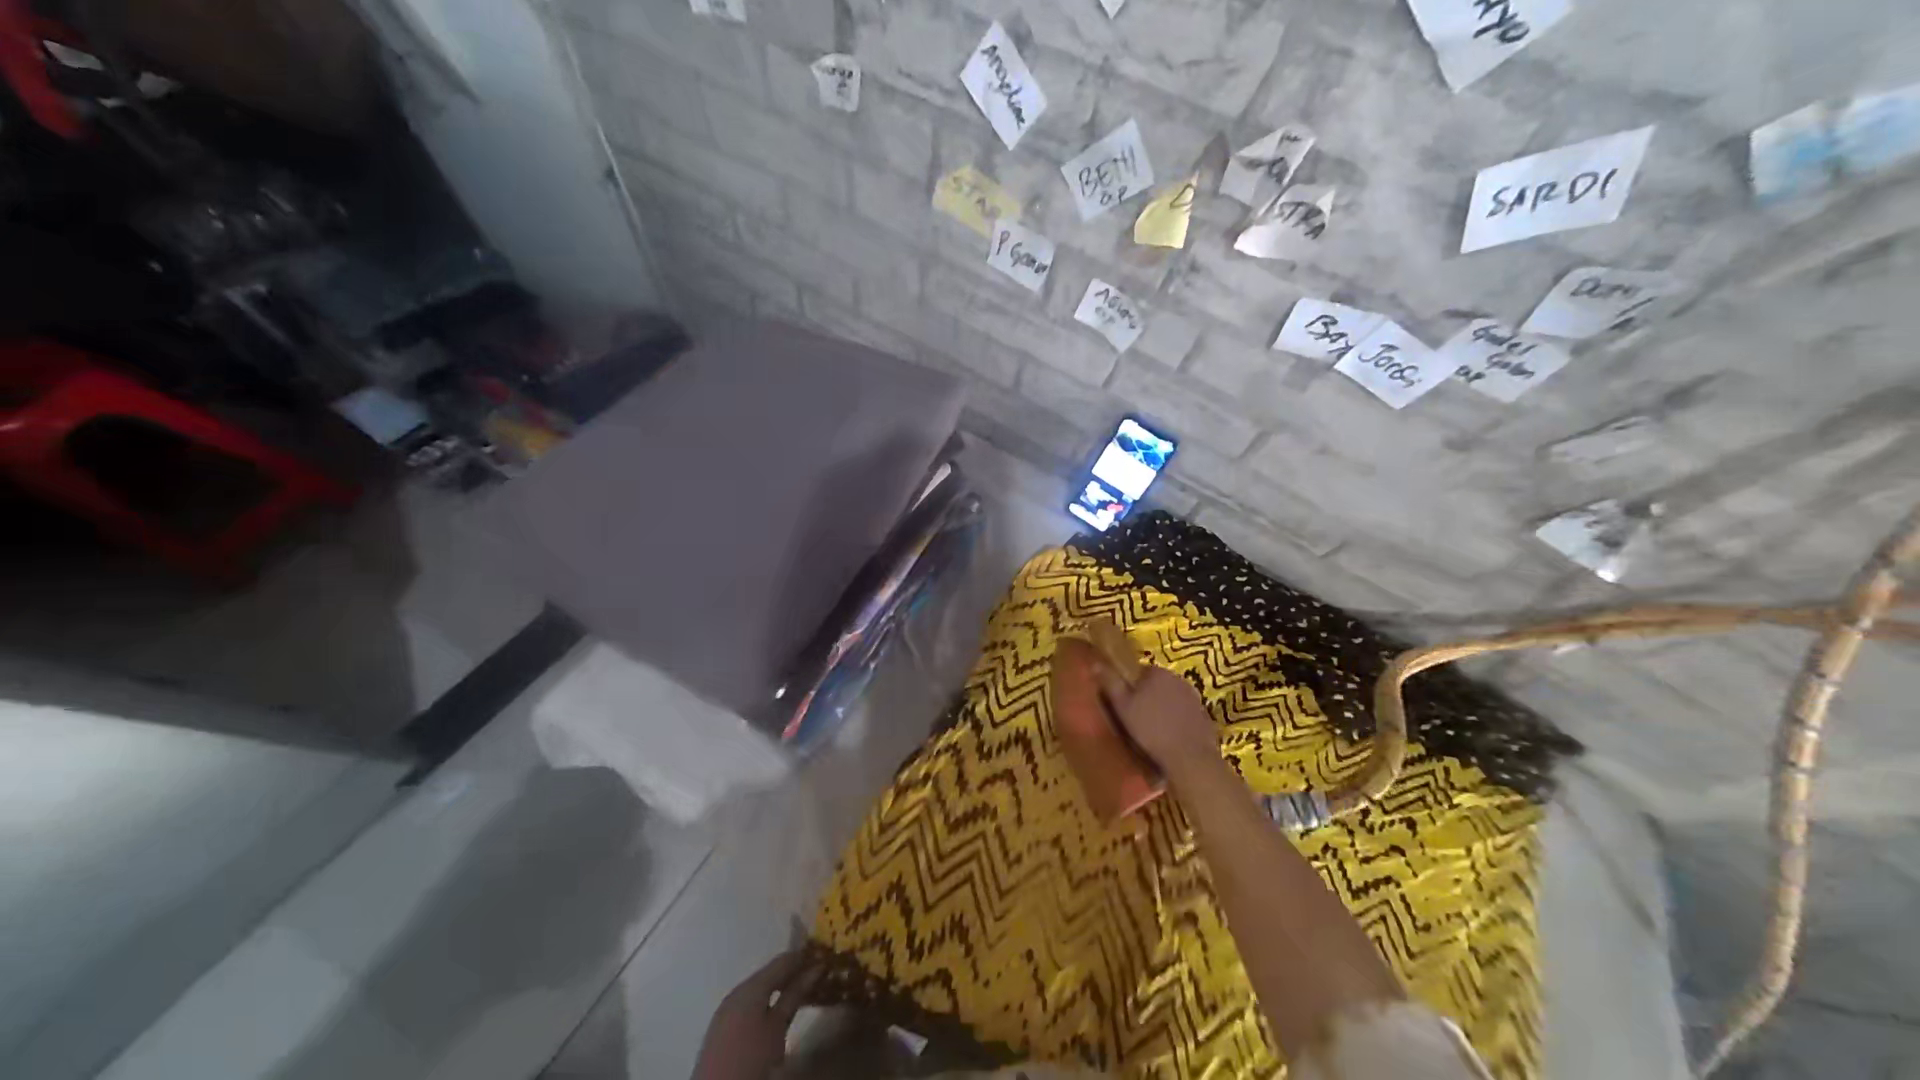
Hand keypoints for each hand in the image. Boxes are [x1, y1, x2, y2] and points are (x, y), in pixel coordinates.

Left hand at [690, 950, 820, 1079]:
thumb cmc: (751, 1060)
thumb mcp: (778, 1028)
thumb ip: (795, 995)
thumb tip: (816, 968)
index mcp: (750, 987)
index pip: (781, 961)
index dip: (803, 957)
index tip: (823, 957)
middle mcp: (736, 991)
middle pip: (769, 973)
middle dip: (792, 972)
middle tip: (816, 974)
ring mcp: (726, 1008)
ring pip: (759, 988)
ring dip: (780, 986)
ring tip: (802, 991)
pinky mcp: (722, 1026)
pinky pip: (749, 1002)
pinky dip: (766, 1000)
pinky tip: (777, 1008)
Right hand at [1094, 663, 1222, 785]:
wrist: (1189, 759)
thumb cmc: (1150, 730)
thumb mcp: (1122, 707)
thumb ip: (1110, 683)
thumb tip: (1096, 662)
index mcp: (1157, 672)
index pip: (1140, 671)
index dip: (1131, 686)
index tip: (1125, 703)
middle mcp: (1179, 679)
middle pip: (1157, 684)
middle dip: (1148, 697)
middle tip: (1136, 718)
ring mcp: (1195, 698)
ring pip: (1172, 699)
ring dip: (1163, 709)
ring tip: (1153, 731)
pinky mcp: (1205, 717)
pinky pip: (1185, 714)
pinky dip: (1177, 722)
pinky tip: (1170, 738)